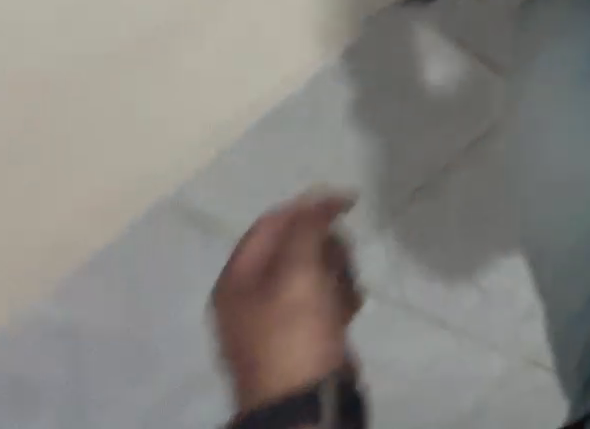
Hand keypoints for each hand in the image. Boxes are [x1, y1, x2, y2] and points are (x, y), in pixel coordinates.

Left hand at [211, 191, 362, 411]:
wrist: (304, 394)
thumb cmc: (294, 330)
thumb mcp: (299, 272)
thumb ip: (308, 229)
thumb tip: (323, 195)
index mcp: (238, 277)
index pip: (273, 221)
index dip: (310, 206)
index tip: (350, 201)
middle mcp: (252, 290)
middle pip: (299, 243)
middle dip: (329, 246)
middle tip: (341, 260)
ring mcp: (277, 310)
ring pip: (318, 266)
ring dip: (339, 270)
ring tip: (344, 290)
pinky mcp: (302, 325)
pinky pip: (326, 292)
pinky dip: (341, 293)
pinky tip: (347, 307)